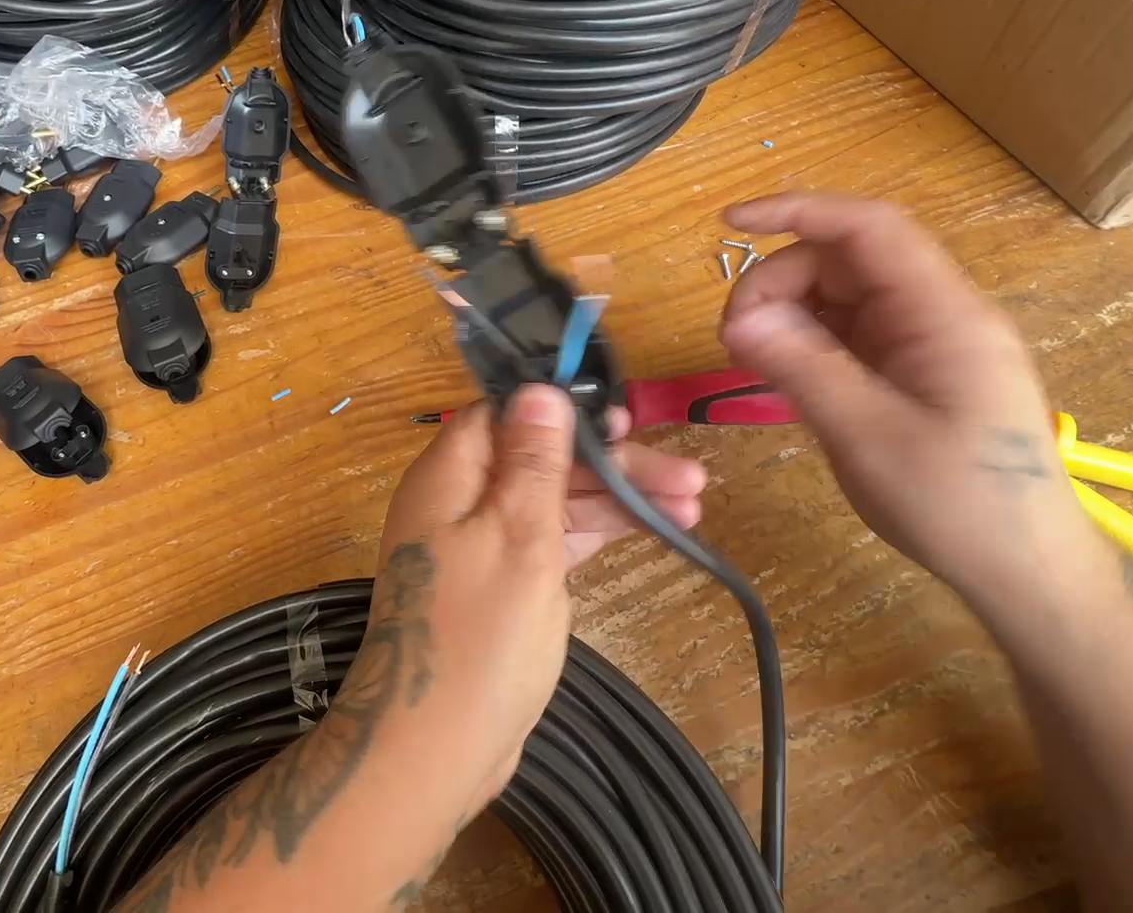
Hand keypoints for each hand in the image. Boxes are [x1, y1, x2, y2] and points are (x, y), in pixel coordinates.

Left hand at [343, 385, 706, 820]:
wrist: (438, 744)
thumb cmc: (480, 635)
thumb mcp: (518, 536)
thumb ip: (532, 461)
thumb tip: (537, 388)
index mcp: (448, 476)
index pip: (501, 415)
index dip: (561, 410)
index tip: (623, 418)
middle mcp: (458, 501)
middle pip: (537, 458)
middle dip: (609, 463)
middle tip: (688, 474)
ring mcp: (479, 544)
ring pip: (551, 501)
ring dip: (615, 499)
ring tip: (694, 504)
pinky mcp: (500, 584)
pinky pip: (549, 541)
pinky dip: (595, 535)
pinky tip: (656, 530)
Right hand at [717, 193, 1093, 609]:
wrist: (1020, 571)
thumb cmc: (957, 504)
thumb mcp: (867, 434)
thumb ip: (802, 367)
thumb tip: (736, 317)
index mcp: (943, 316)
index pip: (868, 230)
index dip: (797, 212)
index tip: (727, 222)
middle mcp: (932, 315)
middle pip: (840, 262)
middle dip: (775, 284)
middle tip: (734, 341)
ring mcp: (918, 343)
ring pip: (833, 297)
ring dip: (781, 315)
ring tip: (750, 362)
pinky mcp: (902, 371)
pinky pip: (839, 334)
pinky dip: (797, 343)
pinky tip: (775, 373)